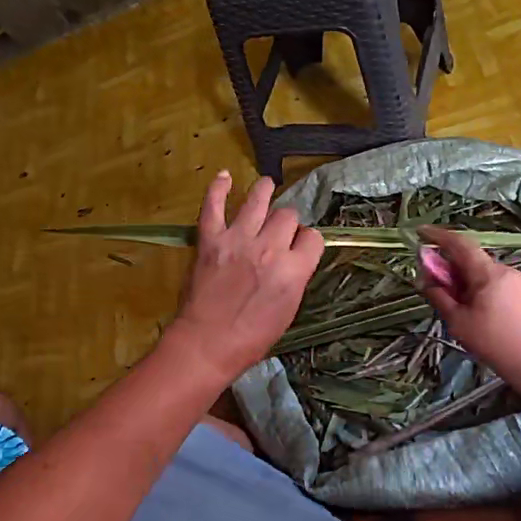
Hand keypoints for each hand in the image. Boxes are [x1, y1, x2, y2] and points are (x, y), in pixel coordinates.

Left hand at [166, 171, 324, 380]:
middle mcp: (270, 248)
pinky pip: (213, 206)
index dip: (309, 241)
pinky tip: (224, 176)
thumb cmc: (252, 338)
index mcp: (294, 270)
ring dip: (265, 189)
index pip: (313, 238)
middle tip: (281, 229)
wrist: (206, 344)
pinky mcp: (210, 239)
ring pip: (258, 201)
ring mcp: (238, 239)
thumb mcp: (288, 310)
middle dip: (288, 221)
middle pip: (288, 216)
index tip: (302, 247)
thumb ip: (295, 277)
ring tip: (267, 183)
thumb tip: (295, 258)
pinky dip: (218, 188)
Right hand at [418, 226, 520, 382]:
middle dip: (450, 267)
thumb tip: (426, 277)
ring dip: (465, 281)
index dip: (438, 236)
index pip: (460, 243)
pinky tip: (478, 313)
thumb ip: (439, 295)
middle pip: (471, 259)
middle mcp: (505, 270)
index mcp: (488, 273)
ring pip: (483, 273)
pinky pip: (497, 283)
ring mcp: (519, 281)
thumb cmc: (495, 344)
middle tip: (434, 285)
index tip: (421, 232)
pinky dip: (481, 289)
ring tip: (457, 308)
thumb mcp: (458, 322)